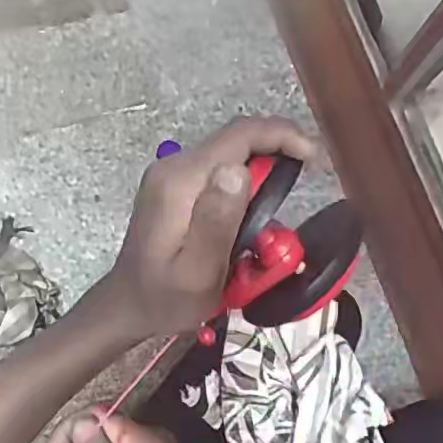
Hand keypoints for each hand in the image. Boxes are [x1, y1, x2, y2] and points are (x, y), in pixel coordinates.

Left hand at [95, 117, 317, 339]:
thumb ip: (217, 221)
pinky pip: (218, 174)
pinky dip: (243, 187)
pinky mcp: (175, 188)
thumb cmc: (165, 299)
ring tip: (275, 213)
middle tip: (302, 189)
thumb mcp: (197, 272)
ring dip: (260, 175)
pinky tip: (250, 217)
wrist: (129, 306)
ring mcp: (171, 176)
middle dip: (275, 156)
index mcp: (180, 182)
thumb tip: (239, 170)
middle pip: (236, 141)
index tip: (313, 159)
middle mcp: (173, 168)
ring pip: (229, 156)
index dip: (282, 136)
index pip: (239, 136)